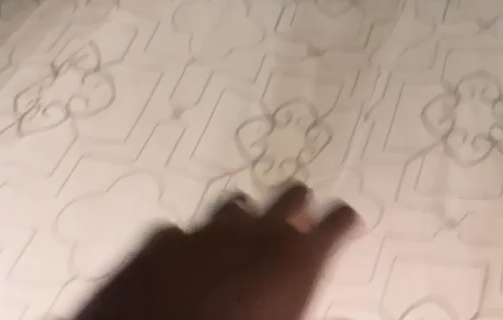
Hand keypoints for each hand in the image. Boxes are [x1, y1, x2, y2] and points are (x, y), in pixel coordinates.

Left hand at [75, 183, 357, 319]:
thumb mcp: (286, 315)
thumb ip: (296, 295)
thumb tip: (295, 290)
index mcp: (295, 256)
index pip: (338, 219)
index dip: (344, 221)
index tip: (346, 224)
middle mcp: (258, 232)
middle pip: (292, 194)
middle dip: (296, 206)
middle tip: (293, 225)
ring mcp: (205, 232)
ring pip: (235, 203)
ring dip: (239, 220)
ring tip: (233, 241)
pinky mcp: (156, 244)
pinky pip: (177, 233)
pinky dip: (182, 247)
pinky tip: (176, 266)